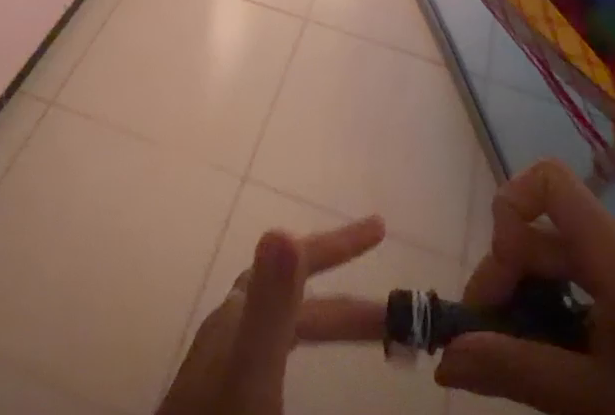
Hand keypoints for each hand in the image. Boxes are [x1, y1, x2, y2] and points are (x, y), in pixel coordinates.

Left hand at [157, 216, 387, 414]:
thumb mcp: (252, 365)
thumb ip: (269, 303)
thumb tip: (280, 230)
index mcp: (241, 315)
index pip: (299, 263)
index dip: (342, 243)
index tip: (381, 227)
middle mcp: (231, 327)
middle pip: (297, 298)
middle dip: (347, 299)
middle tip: (395, 310)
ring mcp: (223, 358)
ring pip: (282, 322)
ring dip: (323, 317)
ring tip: (355, 326)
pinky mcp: (220, 388)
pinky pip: (268, 347)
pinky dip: (297, 341)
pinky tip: (293, 361)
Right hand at [437, 161, 614, 414]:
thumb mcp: (592, 399)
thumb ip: (515, 370)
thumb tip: (444, 355)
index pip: (549, 182)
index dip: (508, 211)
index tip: (499, 283)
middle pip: (542, 233)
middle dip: (503, 279)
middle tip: (485, 343)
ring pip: (557, 263)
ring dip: (524, 299)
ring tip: (513, 356)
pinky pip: (581, 285)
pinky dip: (551, 311)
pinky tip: (551, 359)